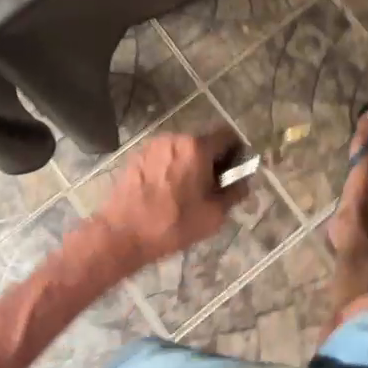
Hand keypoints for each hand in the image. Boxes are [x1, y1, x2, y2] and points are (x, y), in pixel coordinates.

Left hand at [94, 128, 248, 267]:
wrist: (124, 233)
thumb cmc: (173, 224)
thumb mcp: (214, 214)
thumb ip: (235, 192)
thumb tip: (244, 180)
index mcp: (197, 147)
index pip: (227, 135)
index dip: (236, 152)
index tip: (234, 171)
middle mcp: (175, 138)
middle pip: (203, 142)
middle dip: (211, 160)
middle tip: (211, 187)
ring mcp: (153, 145)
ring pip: (182, 149)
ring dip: (190, 164)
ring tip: (186, 192)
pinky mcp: (137, 155)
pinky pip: (164, 156)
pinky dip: (170, 167)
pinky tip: (166, 191)